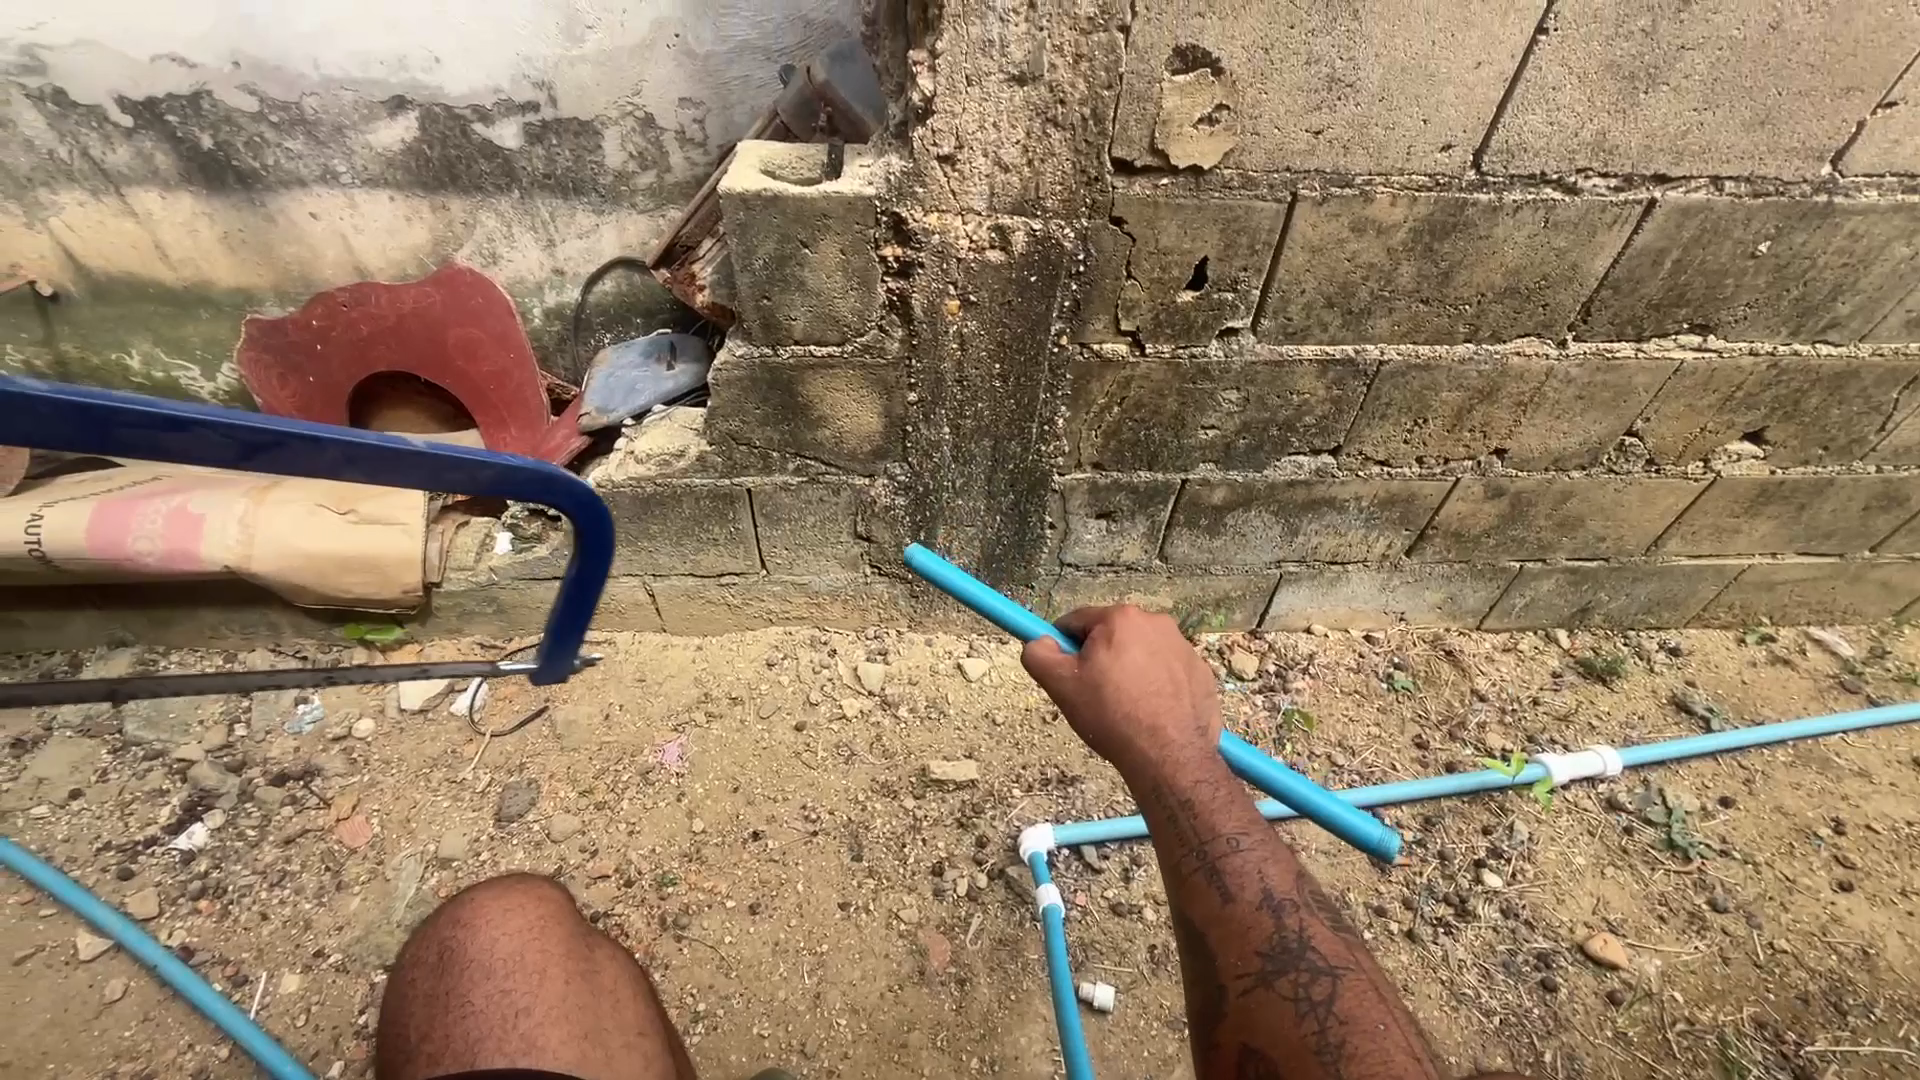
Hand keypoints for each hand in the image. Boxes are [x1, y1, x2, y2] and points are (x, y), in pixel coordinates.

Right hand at [1020, 605, 1221, 778]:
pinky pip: (1168, 673)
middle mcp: (1156, 623)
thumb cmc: (1110, 714)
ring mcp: (1184, 648)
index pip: (1076, 622)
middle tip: (1094, 694)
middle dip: (1100, 659)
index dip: (1064, 647)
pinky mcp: (1202, 674)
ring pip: (1141, 654)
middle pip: (1112, 636)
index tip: (1065, 673)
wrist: (1168, 756)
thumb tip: (1039, 642)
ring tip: (1124, 708)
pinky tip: (1151, 714)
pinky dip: (1157, 687)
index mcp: (1120, 618)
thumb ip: (1038, 654)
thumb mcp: (1059, 684)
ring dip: (1129, 672)